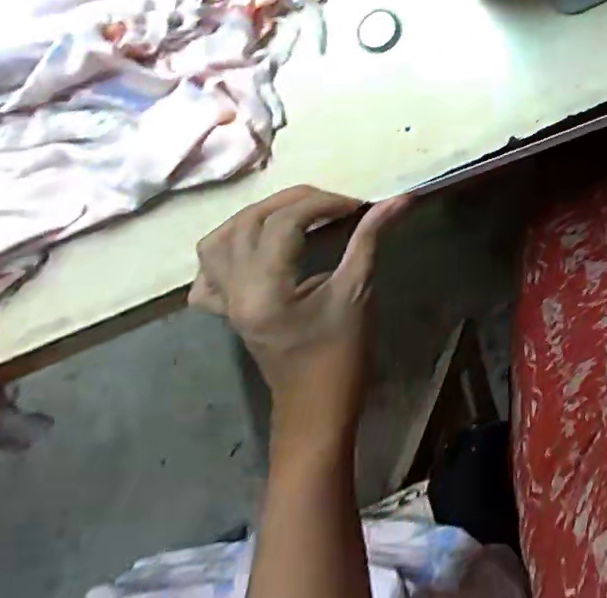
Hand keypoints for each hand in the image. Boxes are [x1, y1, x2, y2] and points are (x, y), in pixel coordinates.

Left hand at [190, 186, 413, 438]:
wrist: (315, 406)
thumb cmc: (341, 354)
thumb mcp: (358, 290)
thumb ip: (369, 239)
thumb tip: (398, 199)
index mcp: (264, 290)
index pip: (284, 224)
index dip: (323, 203)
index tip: (358, 205)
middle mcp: (233, 292)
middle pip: (249, 222)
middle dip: (294, 201)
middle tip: (333, 202)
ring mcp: (223, 302)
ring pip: (218, 241)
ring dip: (256, 216)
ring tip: (295, 213)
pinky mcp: (225, 311)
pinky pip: (207, 273)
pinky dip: (227, 250)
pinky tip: (255, 247)